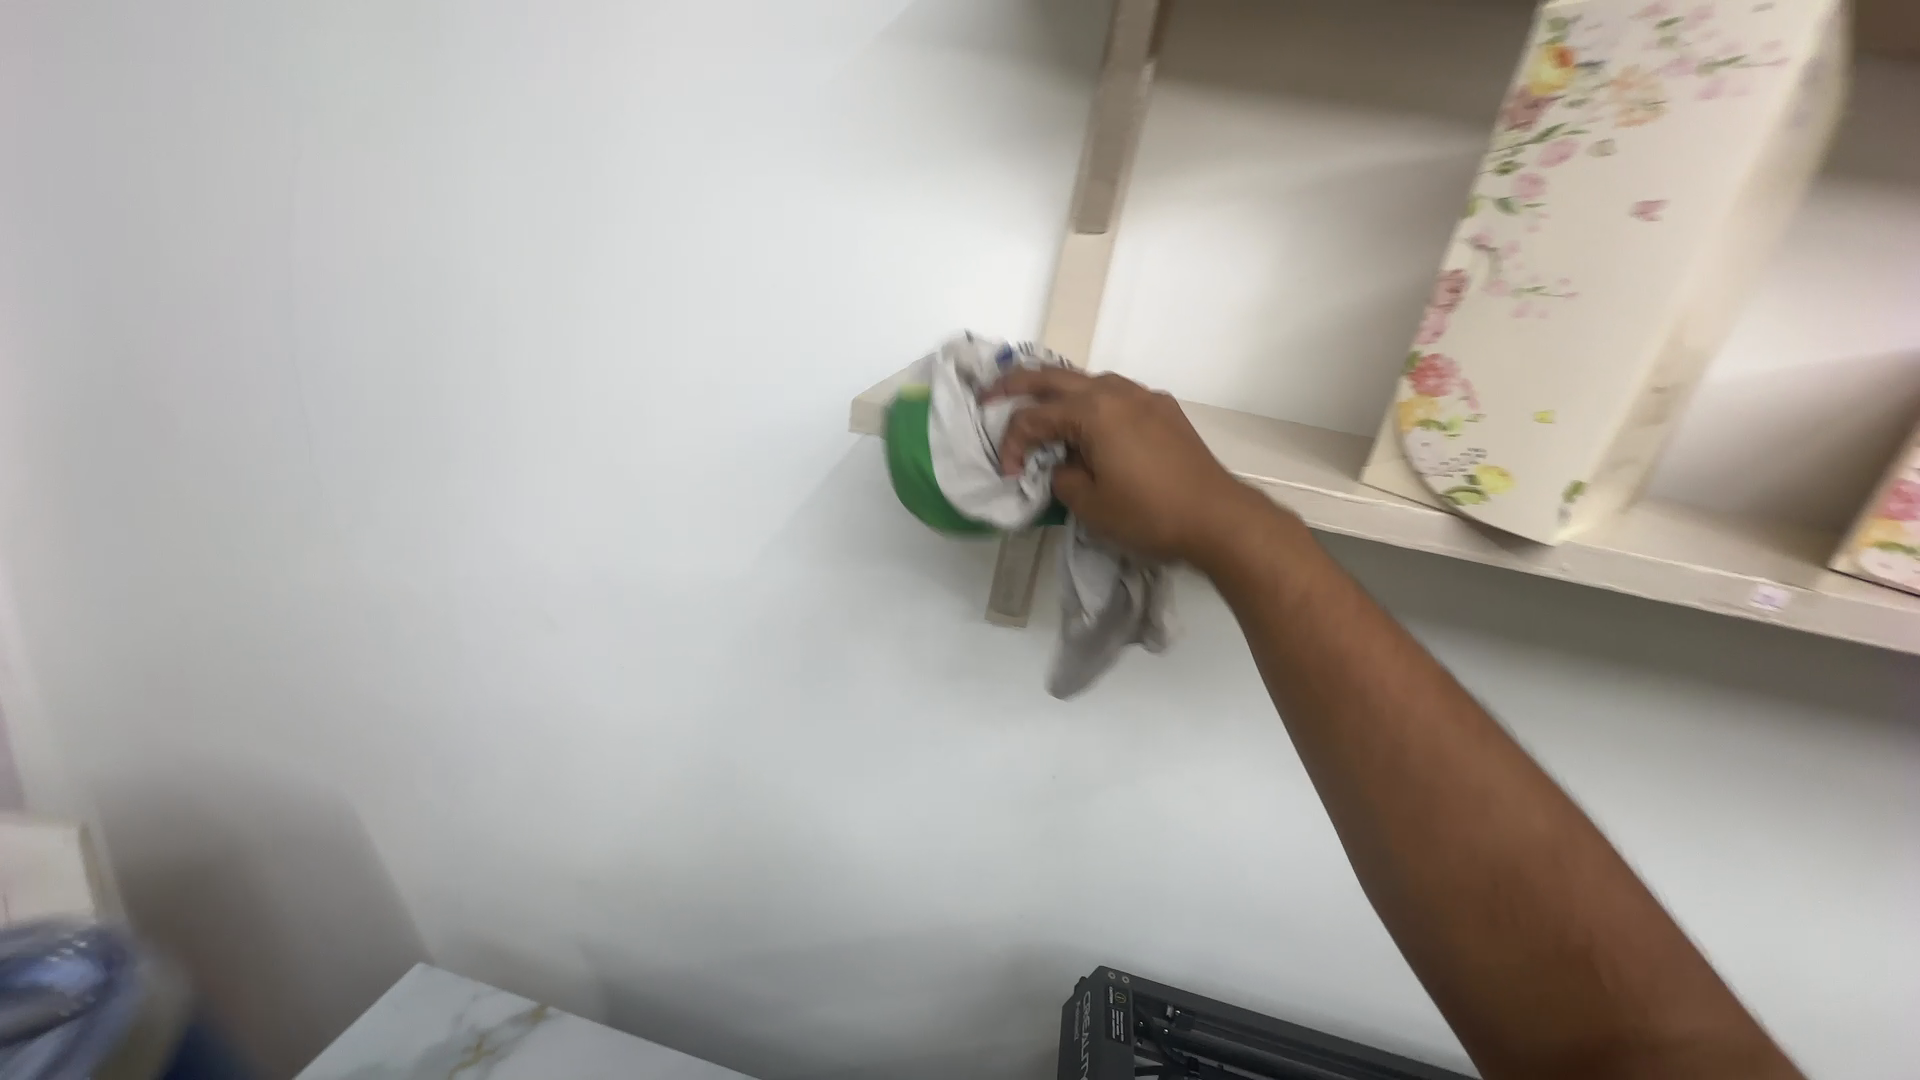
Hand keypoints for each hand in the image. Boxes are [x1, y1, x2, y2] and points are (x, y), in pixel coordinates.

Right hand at [986, 369, 1285, 564]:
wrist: (1217, 518)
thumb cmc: (1148, 513)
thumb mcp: (1089, 504)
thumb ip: (1062, 478)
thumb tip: (1063, 466)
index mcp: (1092, 411)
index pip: (1034, 418)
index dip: (1011, 444)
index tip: (1008, 475)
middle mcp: (1117, 391)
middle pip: (1054, 378)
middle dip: (1016, 385)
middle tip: (990, 395)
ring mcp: (1145, 397)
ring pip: (1089, 382)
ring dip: (1059, 393)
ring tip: (1040, 409)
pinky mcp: (1165, 411)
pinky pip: (1117, 396)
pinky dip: (1092, 403)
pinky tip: (1091, 426)